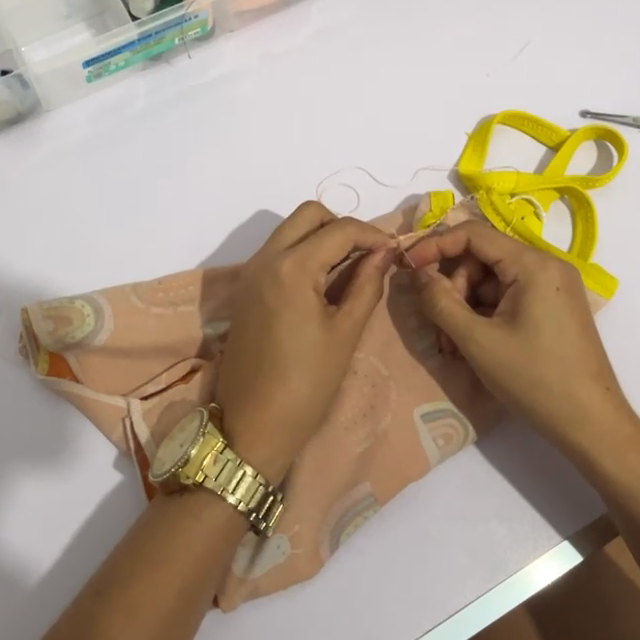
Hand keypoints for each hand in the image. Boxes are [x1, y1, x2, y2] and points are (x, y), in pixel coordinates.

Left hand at [217, 202, 396, 482]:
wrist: (253, 424)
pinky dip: (301, 253)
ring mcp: (250, 272)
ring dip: (320, 237)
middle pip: (308, 215)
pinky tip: (323, 282)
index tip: (394, 252)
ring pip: (289, 230)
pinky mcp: (245, 289)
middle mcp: (265, 259)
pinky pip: (276, 252)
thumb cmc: (307, 384)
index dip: (372, 235)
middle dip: (341, 226)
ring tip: (350, 269)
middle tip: (368, 255)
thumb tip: (384, 252)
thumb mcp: (345, 333)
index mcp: (292, 267)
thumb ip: (366, 284)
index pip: (339, 229)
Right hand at [404, 222, 638, 457]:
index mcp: (533, 264)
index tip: (408, 267)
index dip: (436, 245)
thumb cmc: (534, 379)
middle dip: (454, 286)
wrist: (591, 424)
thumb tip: (417, 273)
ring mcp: (553, 288)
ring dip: (466, 306)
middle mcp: (547, 267)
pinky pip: (509, 298)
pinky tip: (474, 346)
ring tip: (454, 344)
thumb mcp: (477, 341)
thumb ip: (440, 301)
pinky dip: (486, 316)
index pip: (474, 234)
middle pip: (482, 259)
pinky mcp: (554, 309)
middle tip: (439, 324)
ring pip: (493, 281)